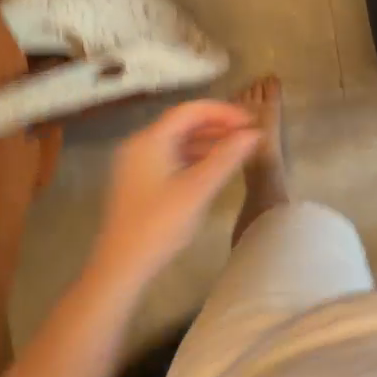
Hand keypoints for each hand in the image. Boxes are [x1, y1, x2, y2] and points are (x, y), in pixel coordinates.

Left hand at [87, 100, 259, 283]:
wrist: (122, 267)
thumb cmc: (160, 225)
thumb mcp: (198, 189)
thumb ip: (227, 157)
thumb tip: (254, 133)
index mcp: (150, 140)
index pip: (191, 110)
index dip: (224, 112)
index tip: (251, 122)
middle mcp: (140, 144)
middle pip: (183, 122)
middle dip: (218, 125)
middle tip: (248, 135)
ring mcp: (137, 163)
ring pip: (178, 140)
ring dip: (208, 141)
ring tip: (238, 150)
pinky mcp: (139, 181)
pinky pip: (171, 156)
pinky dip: (195, 156)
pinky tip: (214, 168)